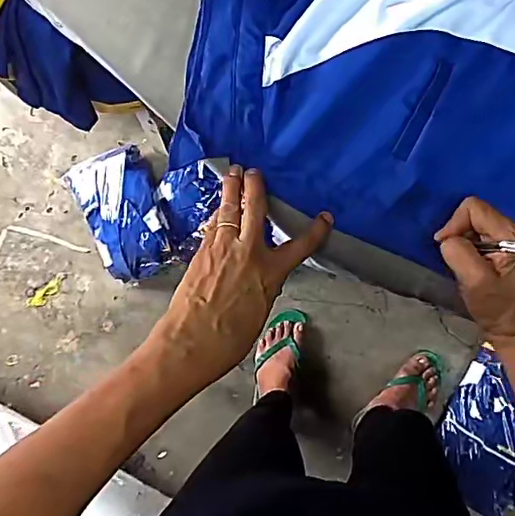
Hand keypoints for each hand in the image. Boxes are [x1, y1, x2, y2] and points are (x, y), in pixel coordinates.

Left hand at [155, 165, 330, 385]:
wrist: (189, 343)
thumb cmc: (229, 338)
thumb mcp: (261, 309)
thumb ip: (264, 285)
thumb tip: (261, 276)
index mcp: (271, 271)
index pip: (301, 245)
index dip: (316, 230)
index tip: (325, 217)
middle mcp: (248, 253)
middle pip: (255, 209)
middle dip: (255, 186)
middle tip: (253, 171)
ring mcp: (221, 249)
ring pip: (228, 211)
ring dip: (230, 190)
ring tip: (231, 175)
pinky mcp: (201, 254)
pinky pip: (213, 226)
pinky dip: (217, 213)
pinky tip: (217, 210)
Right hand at [434, 196, 514, 343]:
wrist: (513, 328)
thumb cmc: (496, 307)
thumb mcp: (474, 281)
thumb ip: (459, 252)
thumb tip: (448, 239)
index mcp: (511, 233)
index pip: (474, 208)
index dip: (454, 223)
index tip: (447, 247)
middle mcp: (514, 229)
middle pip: (475, 213)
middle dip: (458, 232)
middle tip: (455, 259)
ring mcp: (511, 237)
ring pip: (475, 223)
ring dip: (463, 241)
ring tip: (464, 265)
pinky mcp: (505, 246)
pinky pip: (479, 234)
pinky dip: (469, 246)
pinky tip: (470, 265)